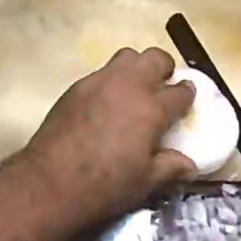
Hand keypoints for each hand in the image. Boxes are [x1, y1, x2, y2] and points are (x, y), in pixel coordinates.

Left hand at [5, 47, 195, 232]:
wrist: (52, 179)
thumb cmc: (105, 185)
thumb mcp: (145, 182)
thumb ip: (169, 168)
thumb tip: (189, 164)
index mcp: (151, 109)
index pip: (179, 92)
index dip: (187, 94)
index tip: (187, 96)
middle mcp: (128, 85)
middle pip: (155, 58)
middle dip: (164, 67)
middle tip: (163, 85)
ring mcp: (101, 81)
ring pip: (127, 56)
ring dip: (137, 66)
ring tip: (135, 87)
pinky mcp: (78, 85)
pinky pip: (102, 72)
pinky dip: (112, 80)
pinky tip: (107, 101)